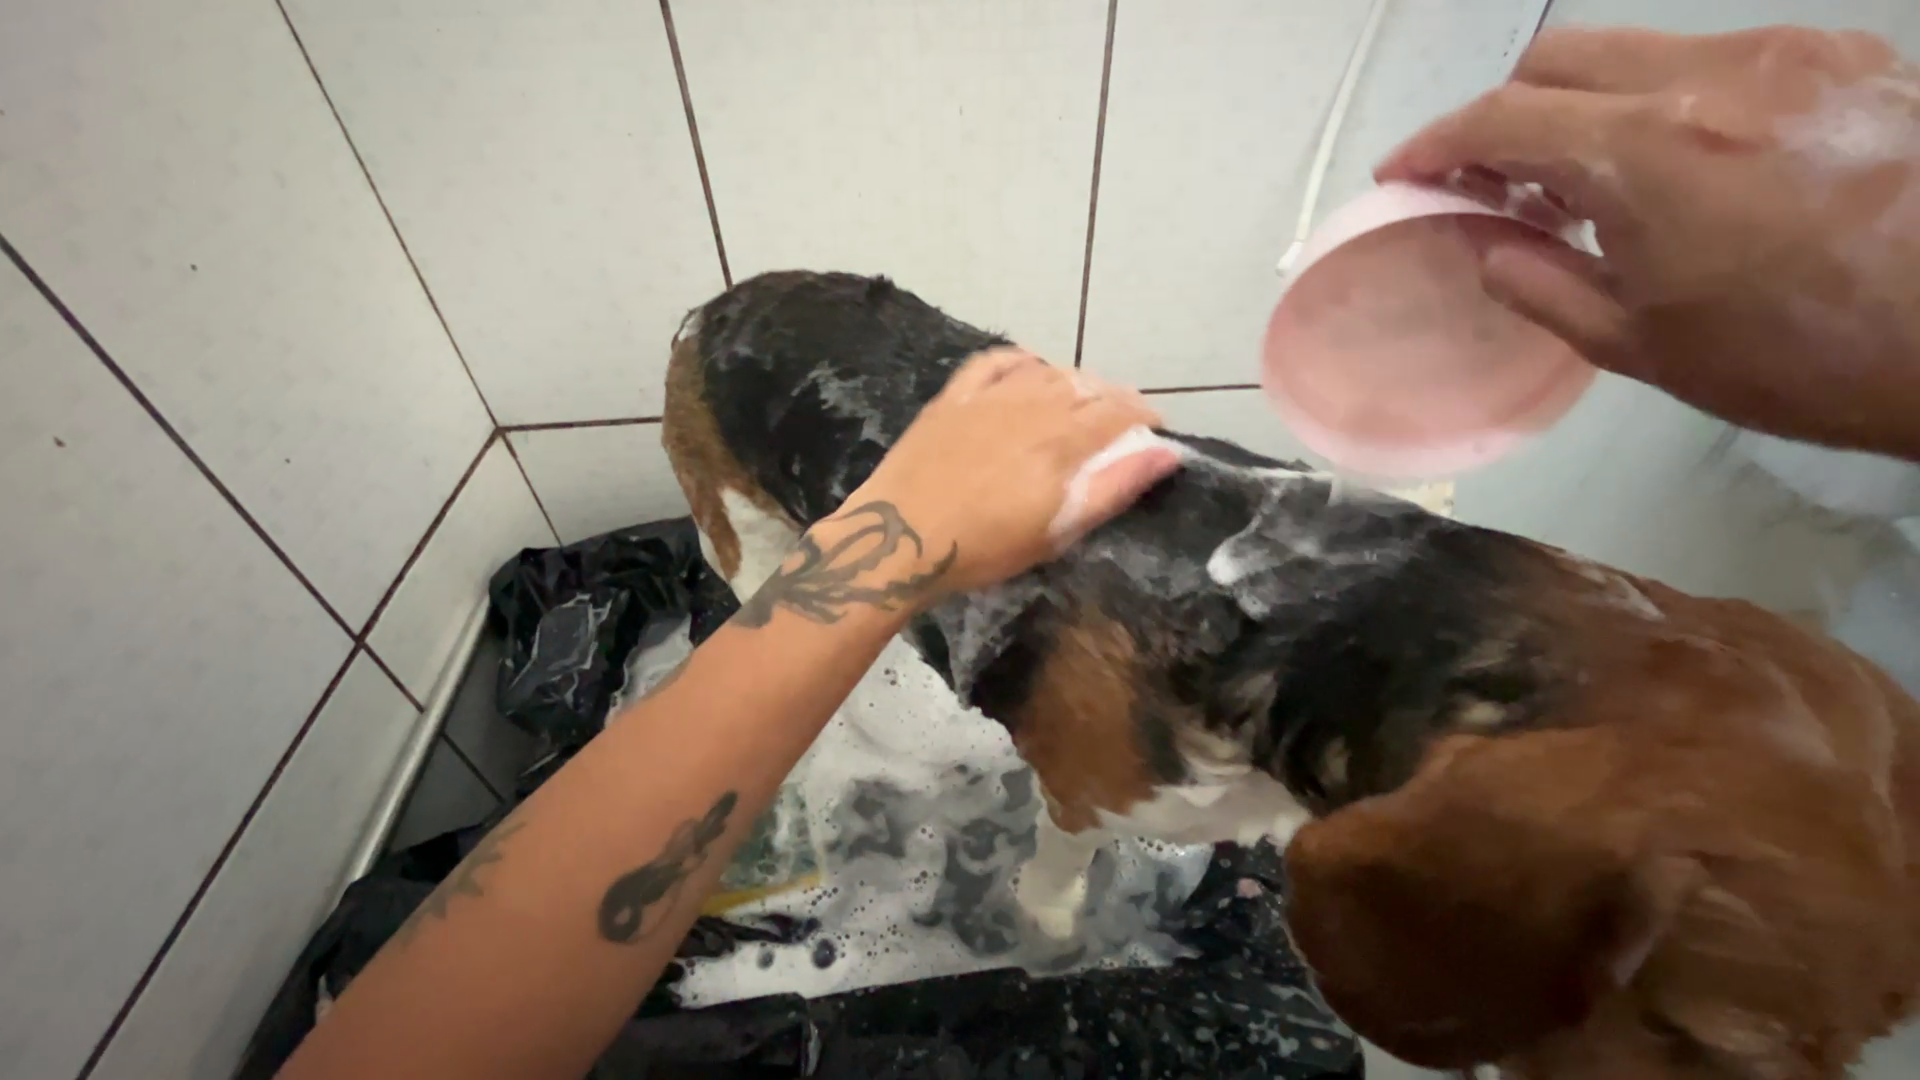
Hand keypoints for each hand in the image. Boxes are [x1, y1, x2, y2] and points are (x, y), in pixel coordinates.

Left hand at [841, 347, 1179, 599]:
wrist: (901, 537)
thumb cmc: (984, 546)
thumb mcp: (1058, 530)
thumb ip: (1114, 487)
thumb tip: (1165, 452)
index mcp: (1062, 439)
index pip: (1119, 411)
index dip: (1143, 416)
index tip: (1153, 429)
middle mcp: (1031, 405)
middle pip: (1087, 387)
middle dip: (1114, 399)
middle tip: (1122, 419)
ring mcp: (989, 397)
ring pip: (1046, 372)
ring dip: (1074, 381)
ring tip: (1082, 398)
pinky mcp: (954, 397)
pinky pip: (996, 361)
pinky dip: (1022, 360)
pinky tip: (1031, 368)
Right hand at [1377, 25, 1919, 459]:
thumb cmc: (1790, 356)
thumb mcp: (1627, 340)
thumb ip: (1534, 281)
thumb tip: (1485, 244)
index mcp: (1650, 155)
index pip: (1503, 117)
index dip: (1433, 144)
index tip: (1400, 175)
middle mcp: (1715, 78)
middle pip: (1558, 57)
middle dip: (1496, 114)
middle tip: (1479, 180)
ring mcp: (1787, 56)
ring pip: (1629, 52)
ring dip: (1569, 109)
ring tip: (1566, 184)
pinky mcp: (1839, 57)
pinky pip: (1701, 60)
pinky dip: (1643, 103)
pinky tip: (1652, 168)